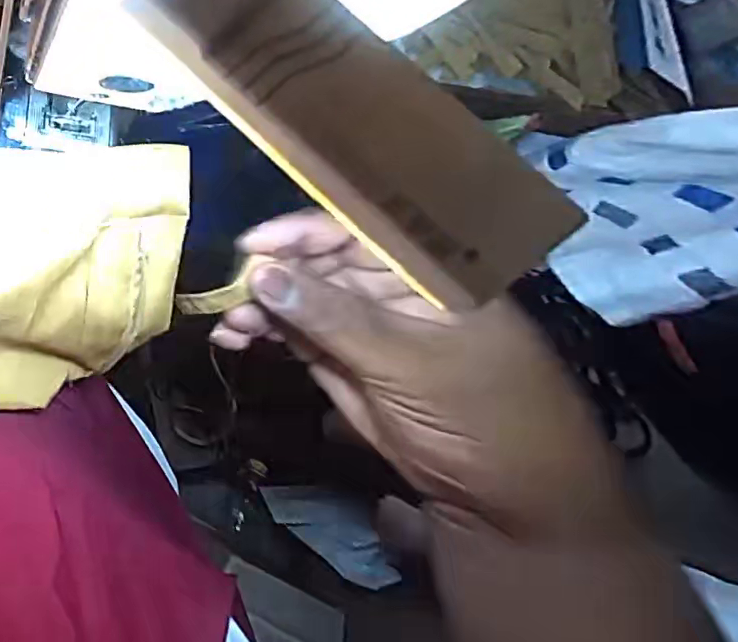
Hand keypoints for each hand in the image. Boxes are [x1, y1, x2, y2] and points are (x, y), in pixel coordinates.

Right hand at [211, 211, 634, 541]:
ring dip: (257, 306)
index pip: (354, 231)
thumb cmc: (479, 416)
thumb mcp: (408, 361)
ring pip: (294, 296)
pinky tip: (233, 339)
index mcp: (420, 272)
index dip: (301, 232)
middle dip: (269, 273)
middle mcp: (385, 286)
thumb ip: (332, 316)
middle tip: (230, 291)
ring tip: (230, 325)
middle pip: (314, 261)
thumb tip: (261, 273)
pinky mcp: (337, 354)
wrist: (507, 506)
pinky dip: (260, 332)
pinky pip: (290, 330)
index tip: (252, 245)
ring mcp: (359, 321)